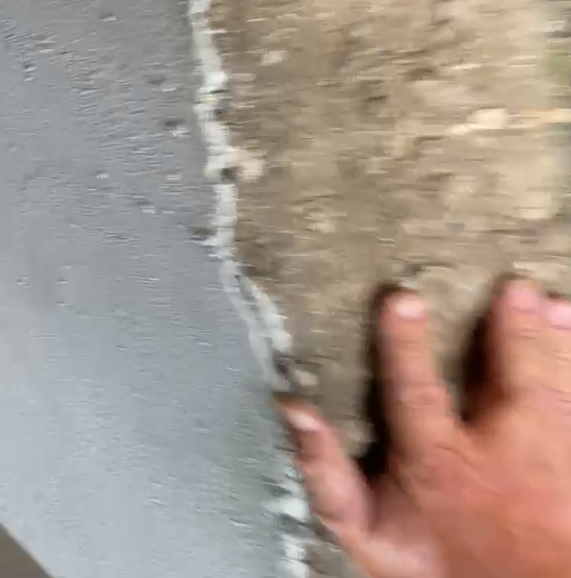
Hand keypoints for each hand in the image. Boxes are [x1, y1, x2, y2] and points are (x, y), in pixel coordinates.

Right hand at [282, 281, 570, 577]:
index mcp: (437, 460)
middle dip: (516, 336)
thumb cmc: (428, 570)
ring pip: (564, 403)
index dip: (405, 341)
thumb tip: (295, 407)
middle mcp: (503, 461)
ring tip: (562, 310)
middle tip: (523, 289)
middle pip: (515, 387)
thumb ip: (323, 467)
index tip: (404, 297)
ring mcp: (558, 475)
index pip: (416, 388)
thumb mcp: (358, 526)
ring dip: (562, 354)